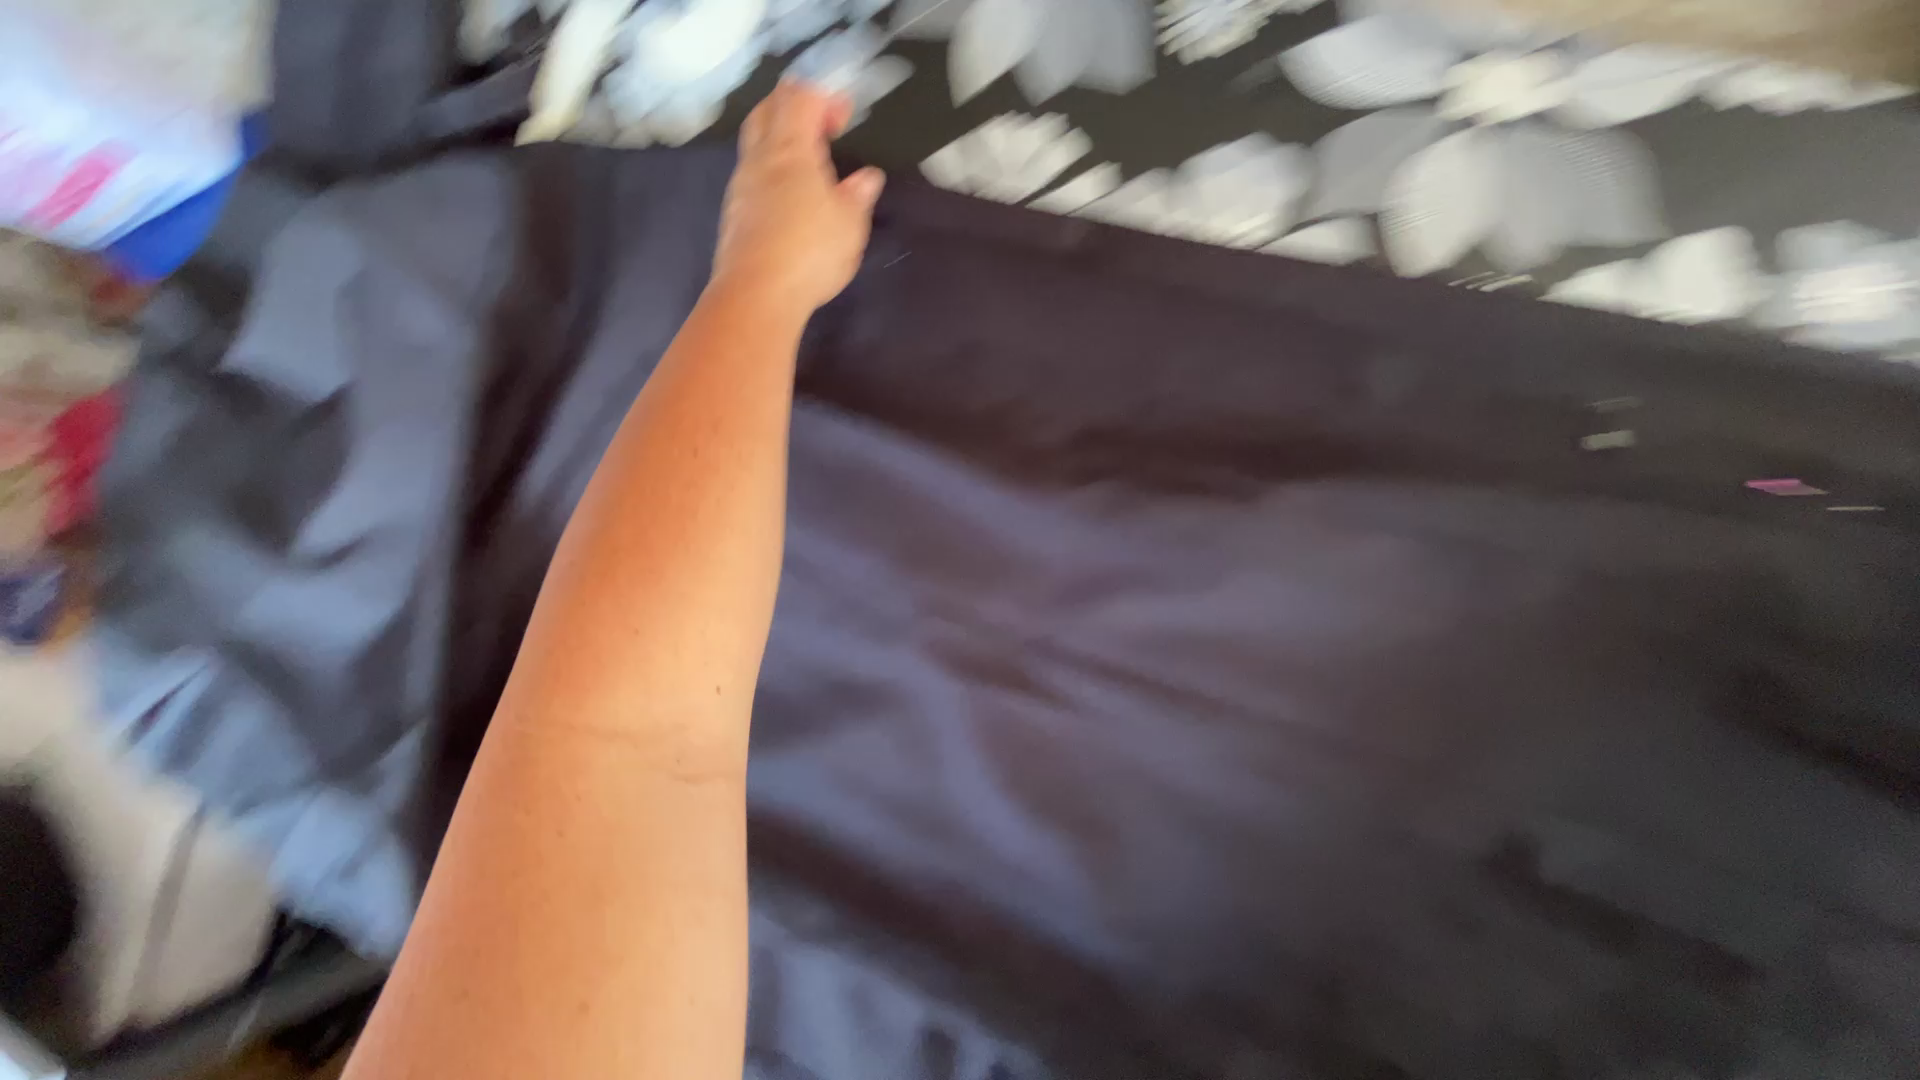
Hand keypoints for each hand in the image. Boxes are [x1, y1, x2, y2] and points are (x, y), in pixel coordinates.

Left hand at [710, 81, 884, 315]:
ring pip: (755, 142)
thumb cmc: (810, 253)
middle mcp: (759, 159)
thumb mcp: (849, 225)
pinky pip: (752, 175)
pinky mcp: (735, 214)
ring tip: (809, 166)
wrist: (756, 295)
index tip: (845, 117)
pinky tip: (790, 199)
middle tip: (821, 128)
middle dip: (794, 108)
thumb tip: (866, 178)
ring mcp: (741, 186)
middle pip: (768, 110)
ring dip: (780, 142)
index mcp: (790, 149)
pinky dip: (771, 171)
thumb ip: (858, 196)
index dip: (824, 99)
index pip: (799, 98)